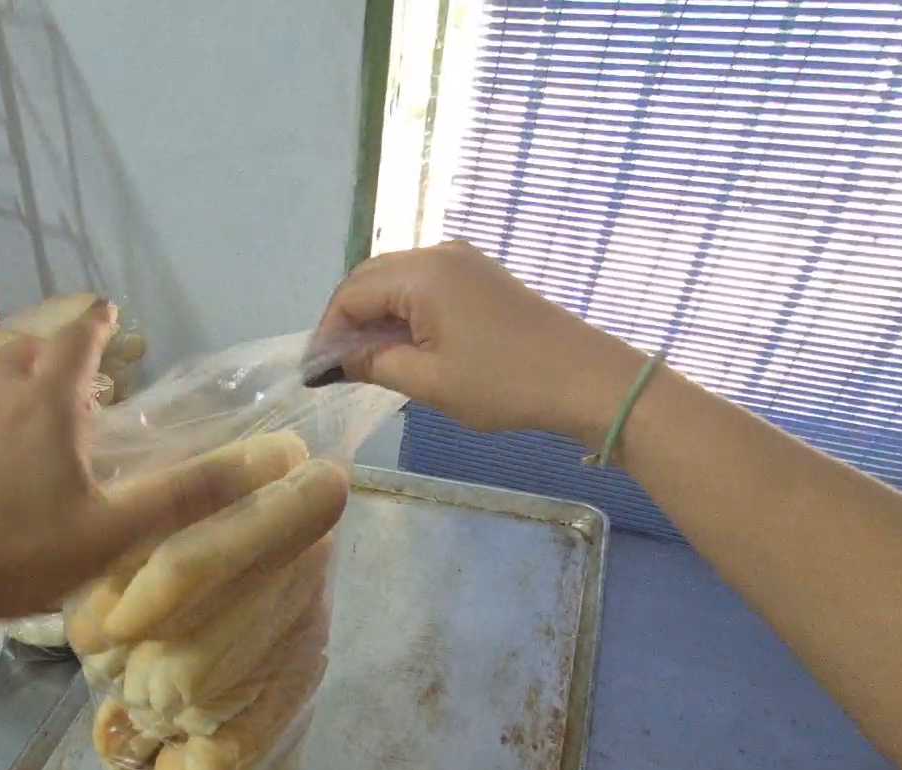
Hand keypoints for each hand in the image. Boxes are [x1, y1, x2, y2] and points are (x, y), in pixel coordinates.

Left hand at [0, 301, 246, 641]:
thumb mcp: (112, 532)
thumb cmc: (19, 556)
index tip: (109, 311)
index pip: (76, 340)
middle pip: (24, 349)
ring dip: (9, 377)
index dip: (97, 323)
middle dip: (54, 350)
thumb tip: (254, 467)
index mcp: (44, 402)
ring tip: (25, 406)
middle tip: (76, 374)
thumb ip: (183, 497)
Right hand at [318, 240, 649, 443]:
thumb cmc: (502, 384)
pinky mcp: (479, 275)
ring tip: (364, 358)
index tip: (317, 370)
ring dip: (373, 314)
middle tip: (335, 364)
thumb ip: (372, 364)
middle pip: (369, 278)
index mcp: (422, 275)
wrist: (584, 378)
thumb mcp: (427, 382)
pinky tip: (401, 343)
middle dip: (345, 319)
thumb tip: (333, 360)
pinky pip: (423, 284)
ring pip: (395, 279)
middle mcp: (438, 254)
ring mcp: (463, 260)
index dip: (327, 331)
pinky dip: (401, 310)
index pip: (351, 294)